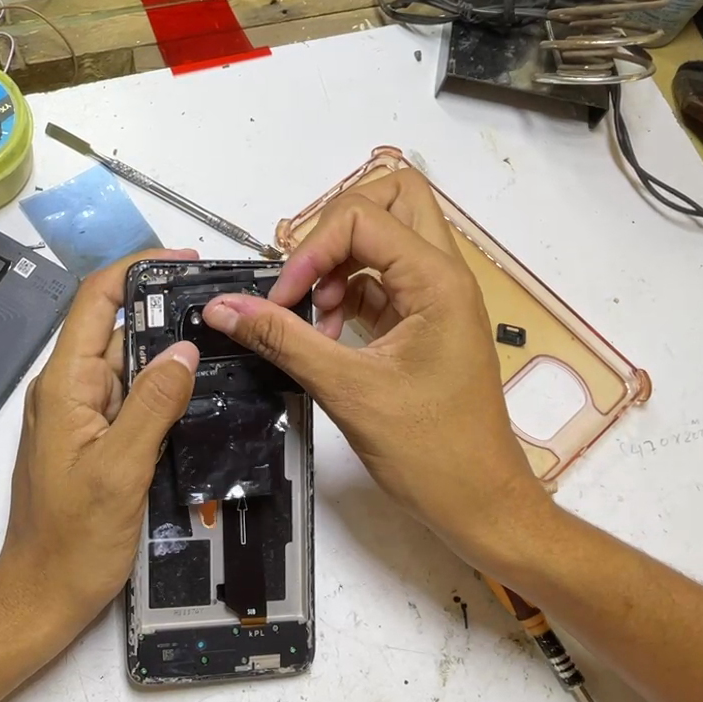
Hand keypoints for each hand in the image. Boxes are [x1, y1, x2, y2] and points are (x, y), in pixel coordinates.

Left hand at [0, 250, 200, 640]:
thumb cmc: (73, 540)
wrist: (42, 595)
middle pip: (114, 327)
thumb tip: (184, 348)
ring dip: (165, 347)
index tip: (186, 261)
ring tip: (220, 340)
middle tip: (220, 305)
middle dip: (162, 307)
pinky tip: (196, 388)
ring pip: (126, 362)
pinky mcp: (94, 437)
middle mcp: (69, 390)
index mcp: (64, 385)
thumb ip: (152, 405)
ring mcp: (81, 414)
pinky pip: (129, 396)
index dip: (137, 270)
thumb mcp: (119, 470)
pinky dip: (160, 384)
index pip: (95, 302)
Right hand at [199, 170, 547, 561]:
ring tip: (314, 317)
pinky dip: (347, 294)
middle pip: (392, 199)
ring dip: (339, 264)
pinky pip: (381, 280)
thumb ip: (282, 339)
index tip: (284, 300)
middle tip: (306, 273)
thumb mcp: (347, 389)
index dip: (311, 250)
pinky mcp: (423, 322)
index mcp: (437, 280)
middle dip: (336, 227)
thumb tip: (222, 307)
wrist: (479, 502)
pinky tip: (325, 334)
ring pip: (385, 239)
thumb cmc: (428, 449)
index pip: (362, 216)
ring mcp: (435, 298)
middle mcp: (442, 275)